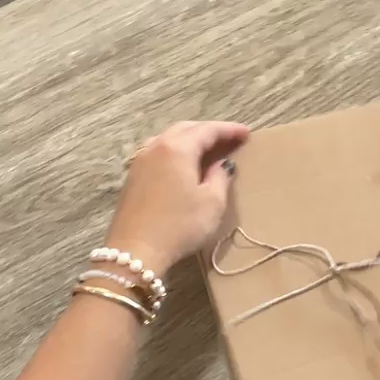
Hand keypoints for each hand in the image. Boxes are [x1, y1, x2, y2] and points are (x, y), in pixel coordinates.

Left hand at [105, 121, 249, 272]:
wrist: (136, 250)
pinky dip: (175, 151)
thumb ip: (220, 177)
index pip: (207, 130)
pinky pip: (158, 152)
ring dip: (190, 139)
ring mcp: (140, 161)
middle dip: (209, 131)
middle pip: (186, 129)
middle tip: (229, 140)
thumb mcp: (212, 202)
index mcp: (178, 148)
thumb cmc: (180, 226)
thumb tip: (221, 164)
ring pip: (169, 139)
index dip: (229, 130)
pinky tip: (183, 164)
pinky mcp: (133, 177)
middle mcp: (156, 147)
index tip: (246, 133)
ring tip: (207, 149)